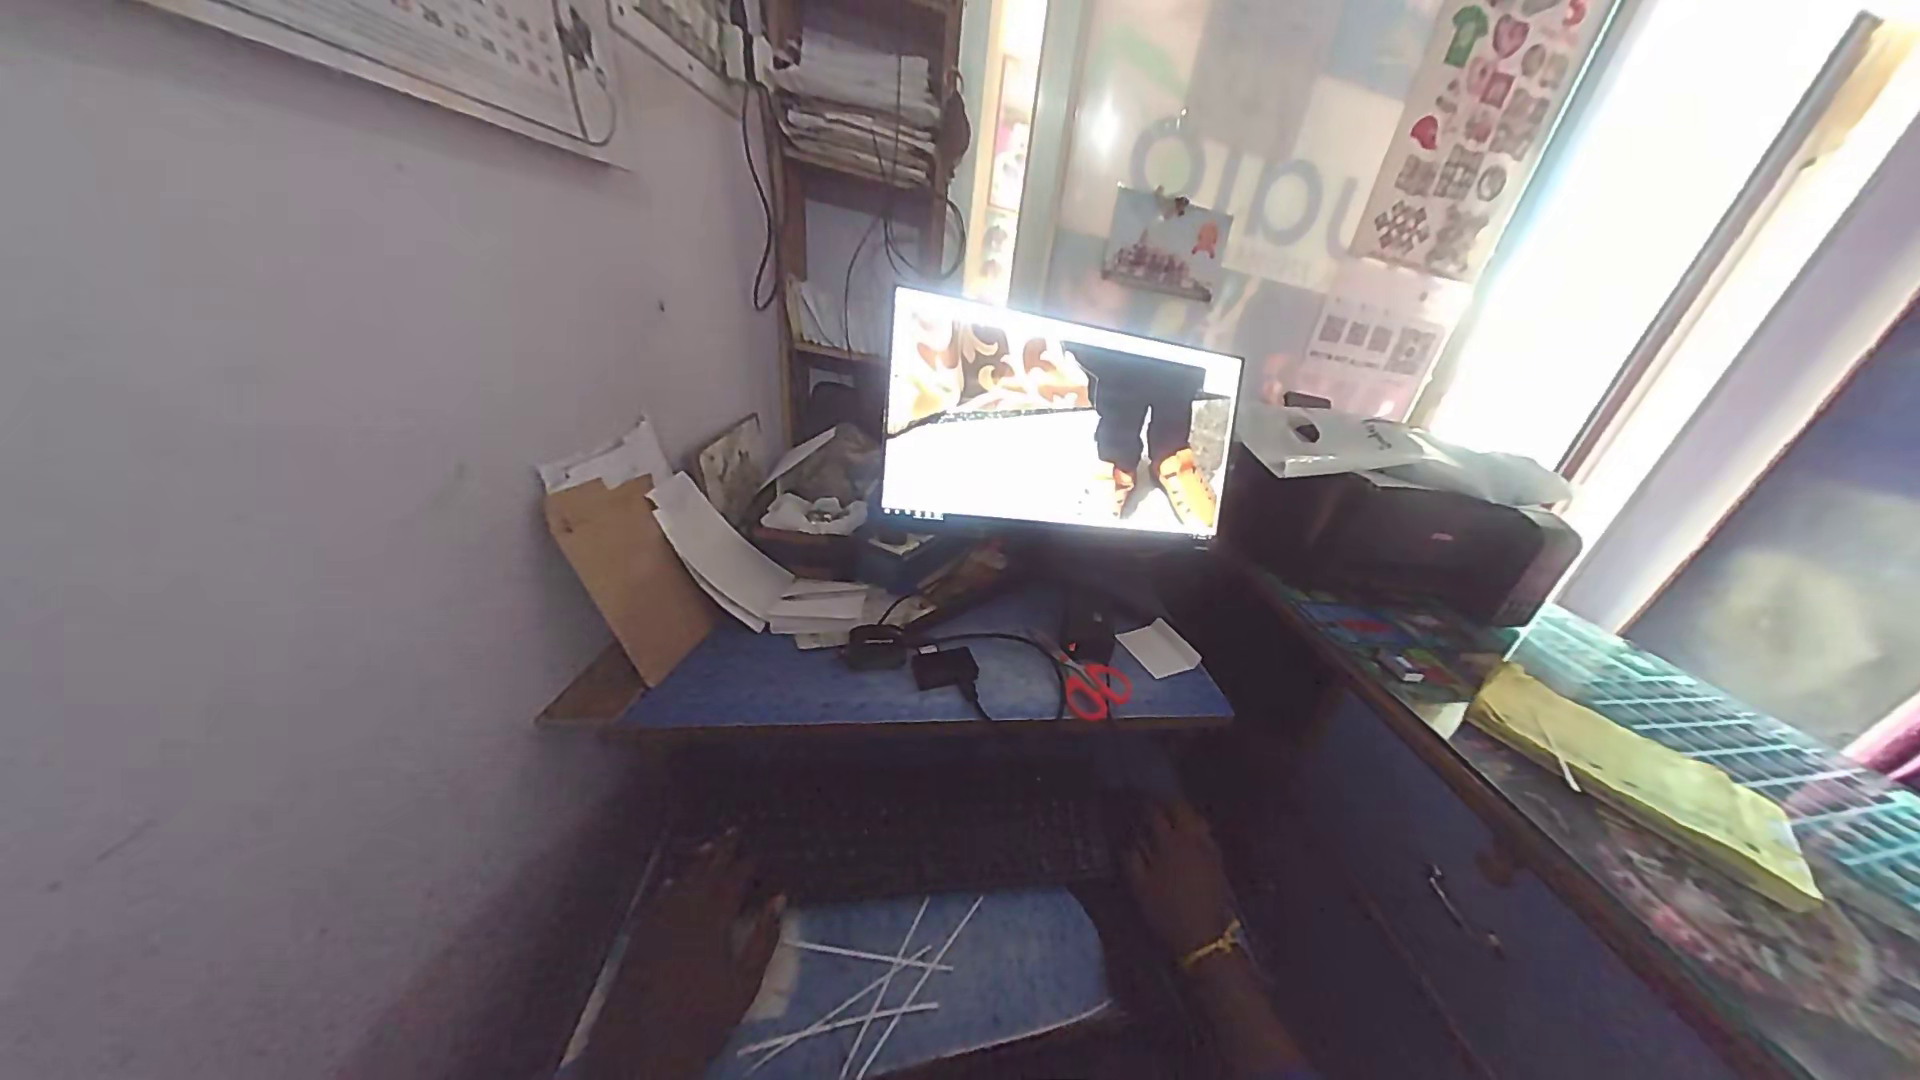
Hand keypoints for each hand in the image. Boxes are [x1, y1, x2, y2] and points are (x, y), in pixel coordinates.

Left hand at [584, 834, 783, 1079]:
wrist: (641, 1054)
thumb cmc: (702, 1020)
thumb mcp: (744, 984)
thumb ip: (764, 937)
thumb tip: (780, 899)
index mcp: (713, 920)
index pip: (734, 880)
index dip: (747, 864)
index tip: (758, 854)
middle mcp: (684, 913)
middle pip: (706, 872)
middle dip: (722, 850)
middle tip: (733, 830)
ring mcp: (657, 925)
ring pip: (679, 883)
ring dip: (696, 863)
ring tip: (708, 846)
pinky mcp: (638, 940)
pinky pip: (654, 903)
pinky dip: (666, 888)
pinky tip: (669, 882)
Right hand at [1122, 801, 1235, 957]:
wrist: (1204, 939)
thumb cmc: (1166, 912)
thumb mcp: (1139, 887)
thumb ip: (1131, 858)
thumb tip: (1128, 841)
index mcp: (1168, 842)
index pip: (1155, 813)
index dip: (1144, 806)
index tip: (1135, 805)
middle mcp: (1190, 839)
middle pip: (1180, 809)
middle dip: (1166, 804)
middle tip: (1154, 807)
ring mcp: (1207, 849)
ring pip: (1197, 819)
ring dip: (1183, 815)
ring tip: (1172, 819)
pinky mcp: (1218, 862)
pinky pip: (1206, 834)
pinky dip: (1196, 829)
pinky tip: (1188, 838)